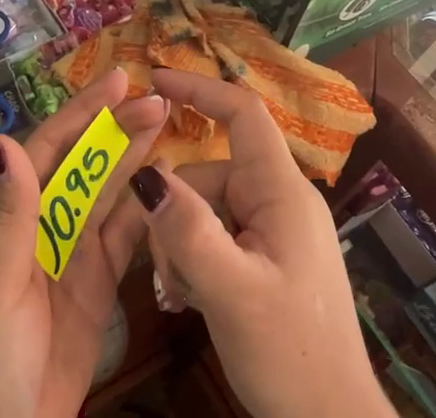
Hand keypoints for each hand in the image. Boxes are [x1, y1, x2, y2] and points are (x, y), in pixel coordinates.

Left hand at [0, 68, 168, 417]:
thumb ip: (9, 214)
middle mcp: (41, 226)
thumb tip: (0, 141)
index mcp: (9, 217)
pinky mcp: (96, 288)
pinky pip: (122, 241)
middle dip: (115, 130)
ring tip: (166, 125)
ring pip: (107, 198)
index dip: (80, 114)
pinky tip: (165, 185)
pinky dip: (143, 211)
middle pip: (83, 167)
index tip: (116, 80)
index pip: (47, 151)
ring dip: (133, 161)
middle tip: (158, 100)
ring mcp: (71, 257)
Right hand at [107, 69, 391, 417]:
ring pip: (203, 209)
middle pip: (207, 174)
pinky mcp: (265, 259)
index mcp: (282, 193)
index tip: (153, 80)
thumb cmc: (290, 355)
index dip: (200, 90)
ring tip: (182, 295)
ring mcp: (273, 232)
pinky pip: (215, 237)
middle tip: (167, 271)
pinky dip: (194, 261)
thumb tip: (145, 175)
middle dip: (175, 214)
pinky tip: (190, 298)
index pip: (243, 115)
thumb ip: (188, 230)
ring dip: (181, 246)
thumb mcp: (230, 291)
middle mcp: (279, 202)